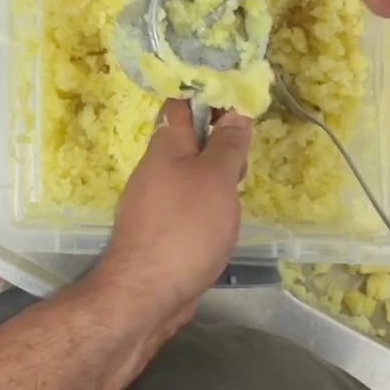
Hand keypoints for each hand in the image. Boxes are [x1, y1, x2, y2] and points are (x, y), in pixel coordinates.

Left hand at [88, 100, 252, 334]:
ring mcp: (153, 202)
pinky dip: (206, 206)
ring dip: (215, 178)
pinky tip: (221, 223)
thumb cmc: (184, 228)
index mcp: (164, 146)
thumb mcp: (215, 179)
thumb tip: (235, 113)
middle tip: (243, 158)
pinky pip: (186, 205)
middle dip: (219, 142)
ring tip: (236, 191)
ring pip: (189, 175)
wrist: (145, 294)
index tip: (238, 100)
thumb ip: (227, 145)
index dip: (208, 95)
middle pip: (188, 141)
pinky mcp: (159, 231)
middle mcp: (154, 170)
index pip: (181, 104)